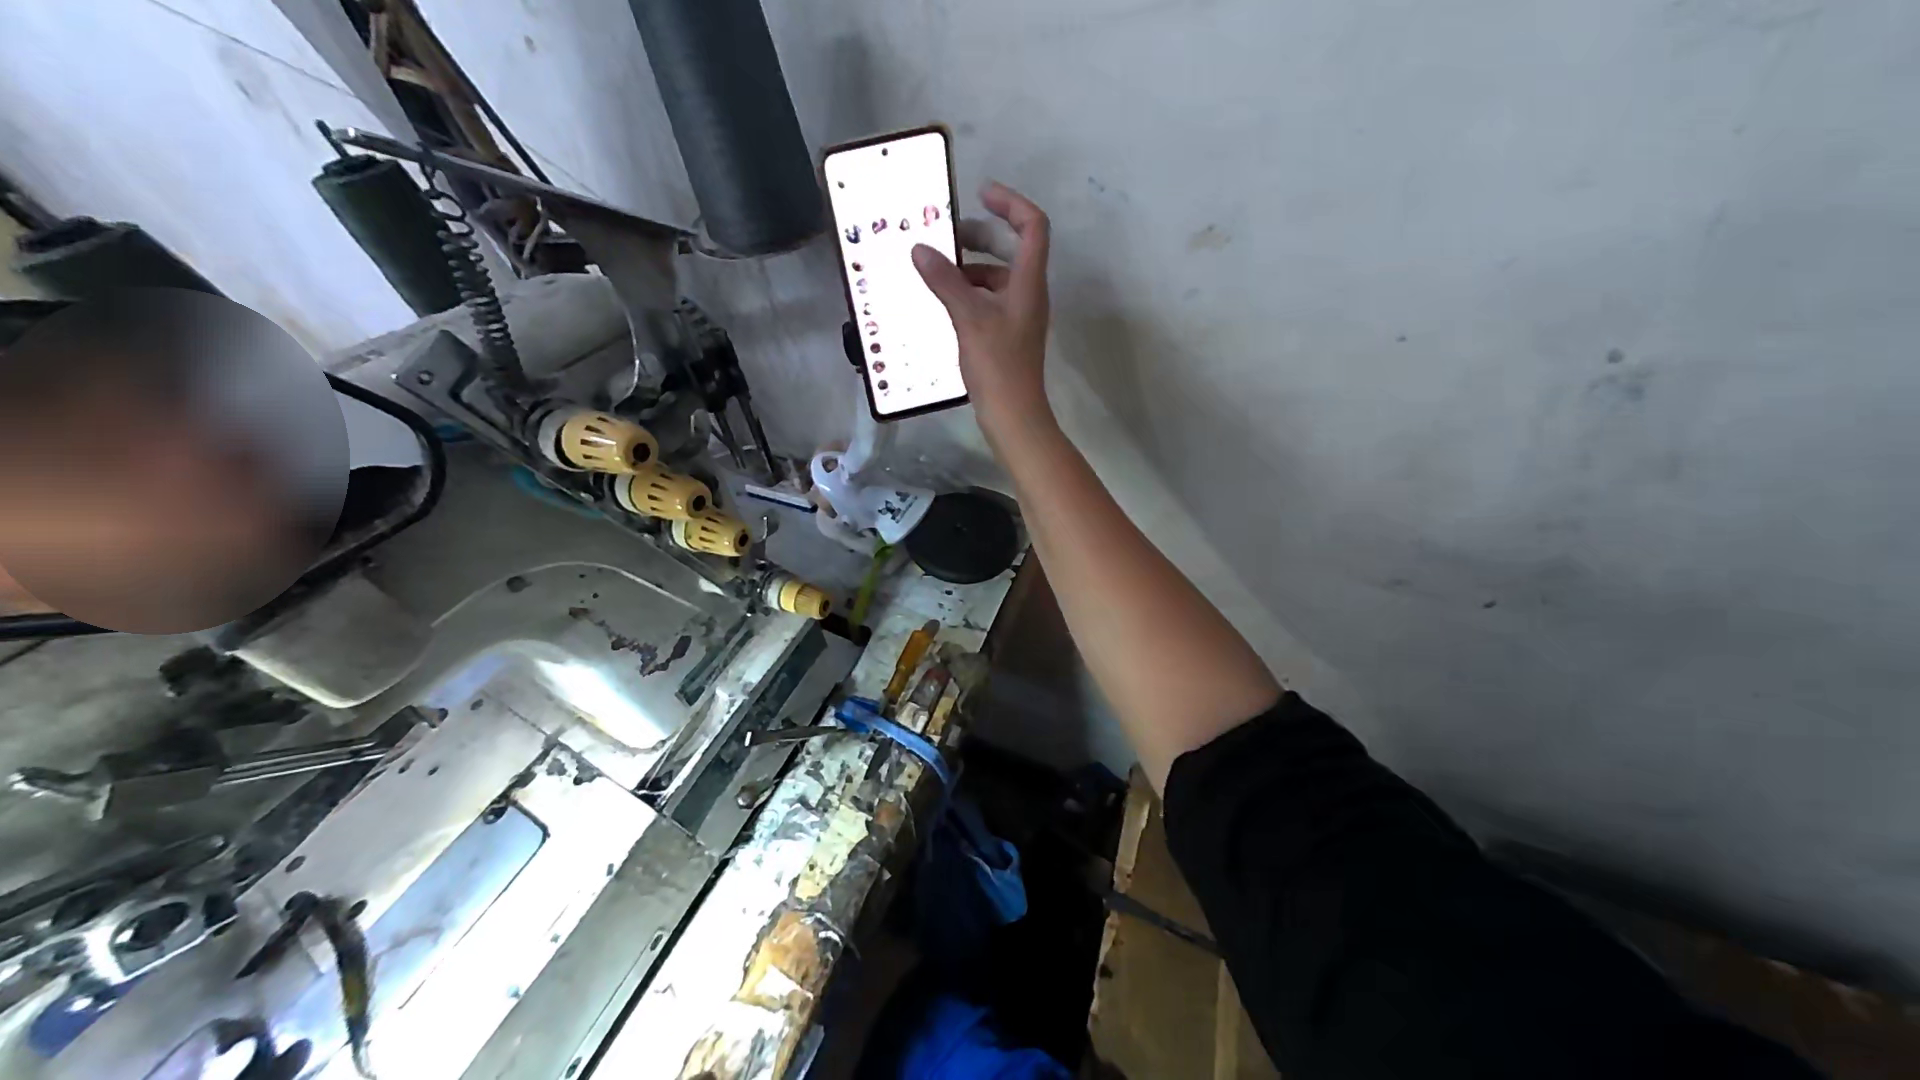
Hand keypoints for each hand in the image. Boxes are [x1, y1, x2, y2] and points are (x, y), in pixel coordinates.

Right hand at [912, 182, 1053, 444]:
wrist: (1013, 414)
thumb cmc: (997, 365)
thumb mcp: (968, 318)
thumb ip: (945, 281)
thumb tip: (920, 249)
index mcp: (1028, 282)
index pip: (1032, 226)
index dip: (1011, 203)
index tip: (981, 193)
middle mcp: (1029, 293)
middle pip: (1013, 248)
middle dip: (982, 235)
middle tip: (947, 234)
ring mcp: (1019, 315)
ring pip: (998, 276)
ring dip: (971, 266)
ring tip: (937, 269)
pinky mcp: (1007, 334)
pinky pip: (989, 299)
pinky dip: (969, 292)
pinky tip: (944, 300)